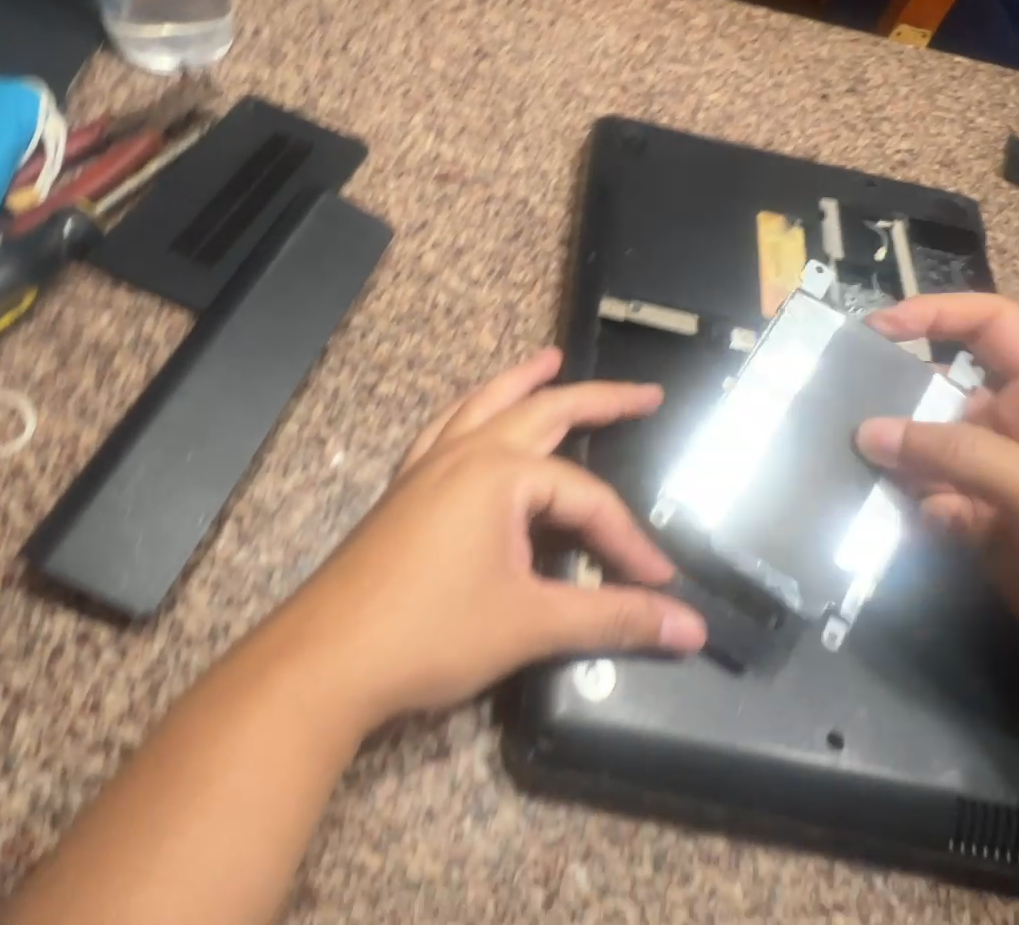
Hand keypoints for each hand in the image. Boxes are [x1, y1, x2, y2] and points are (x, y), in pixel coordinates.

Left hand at [272, 349, 706, 728]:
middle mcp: (463, 454)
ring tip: (548, 361)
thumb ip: (613, 618)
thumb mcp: (532, 623)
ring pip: (482, 407)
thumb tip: (691, 626)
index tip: (660, 583)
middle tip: (642, 393)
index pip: (588, 500)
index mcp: (499, 473)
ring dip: (520, 383)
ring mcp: (426, 468)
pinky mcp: (404, 491)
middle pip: (542, 412)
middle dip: (596, 400)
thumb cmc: (431, 632)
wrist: (327, 658)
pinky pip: (443, 431)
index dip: (629, 542)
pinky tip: (472, 419)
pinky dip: (469, 413)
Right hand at [855, 295, 1018, 714]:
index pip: (994, 327)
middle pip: (943, 390)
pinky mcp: (981, 524)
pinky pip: (924, 498)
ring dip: (891, 459)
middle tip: (832, 411)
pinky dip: (901, 506)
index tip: (873, 328)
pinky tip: (884, 521)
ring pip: (925, 450)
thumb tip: (867, 432)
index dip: (935, 314)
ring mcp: (998, 479)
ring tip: (845, 468)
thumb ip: (960, 459)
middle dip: (893, 398)